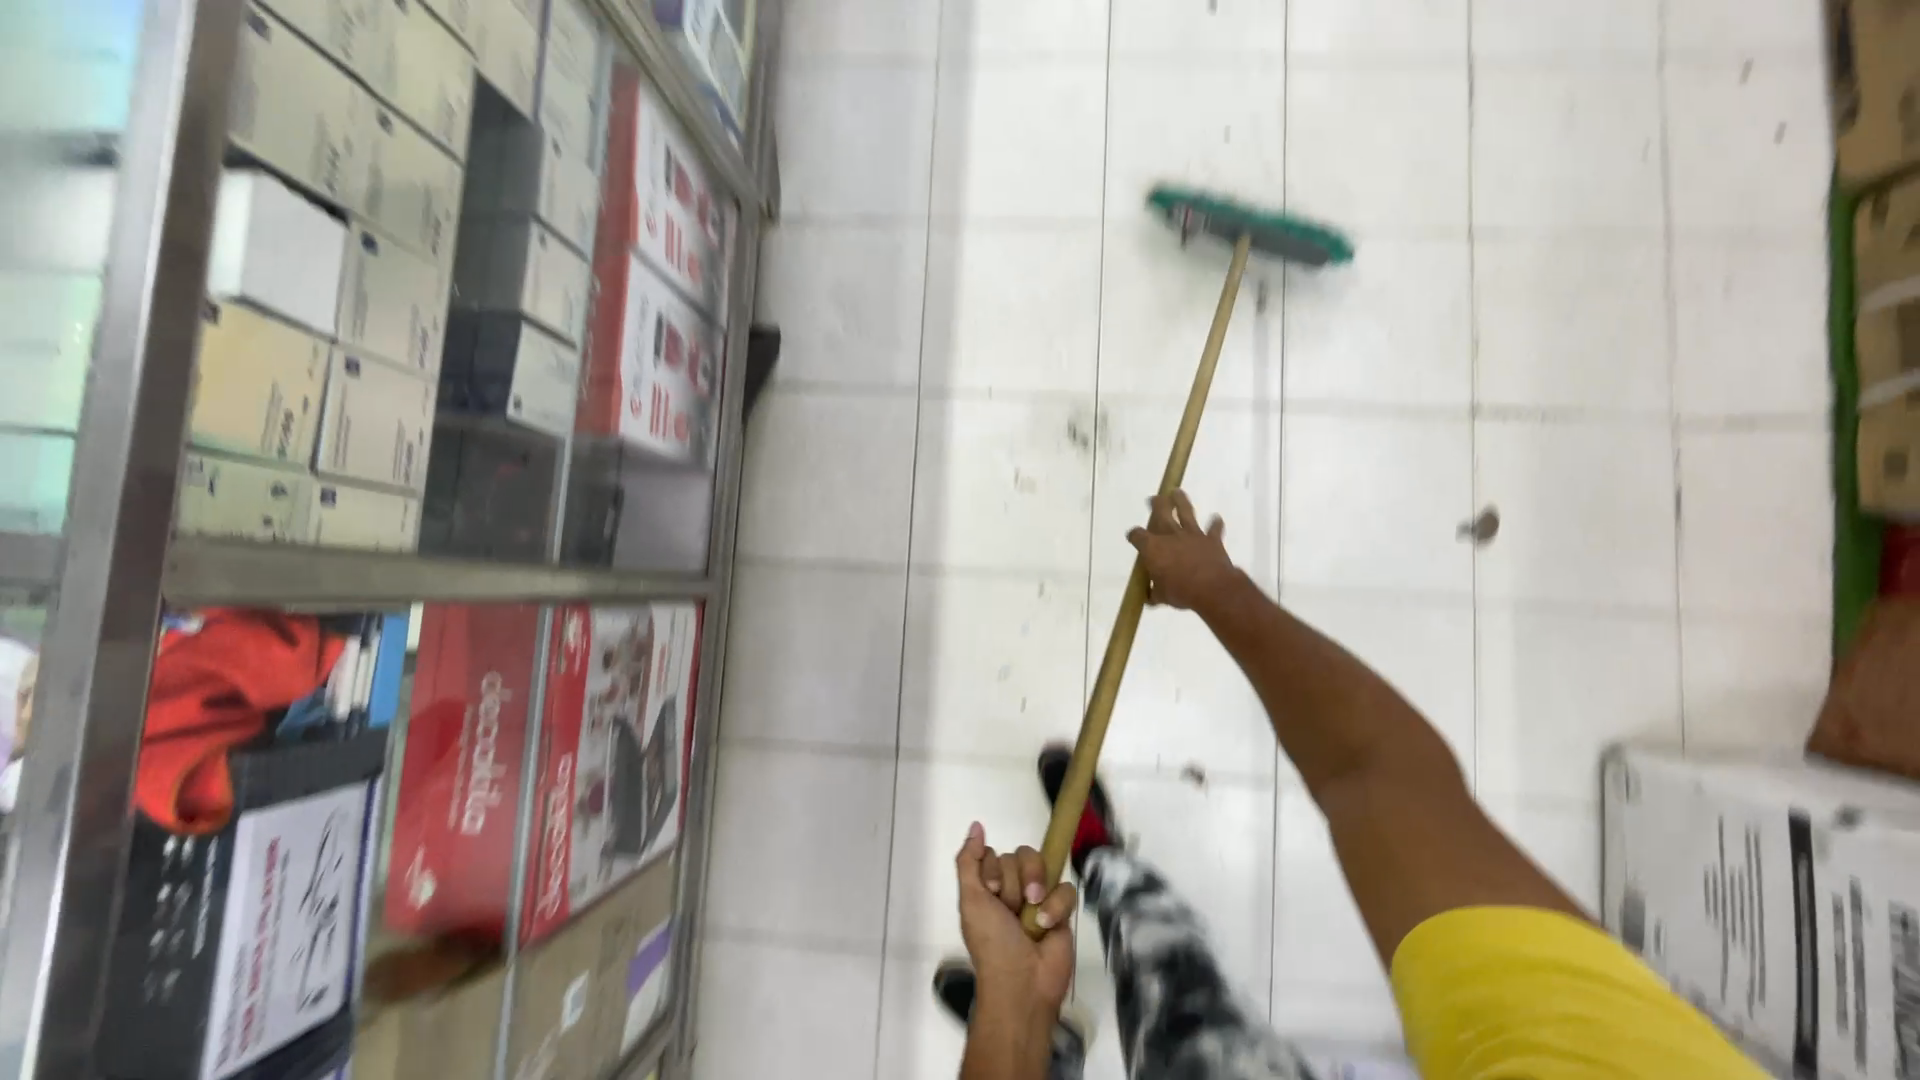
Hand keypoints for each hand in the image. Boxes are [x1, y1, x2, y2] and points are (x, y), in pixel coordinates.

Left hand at [955, 823, 1077, 1014]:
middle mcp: (1013, 888)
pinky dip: (1056, 906)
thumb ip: (969, 861)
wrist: (1022, 982)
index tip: (992, 894)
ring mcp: (1039, 897)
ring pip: (1044, 866)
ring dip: (1037, 888)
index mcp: (989, 887)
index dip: (995, 871)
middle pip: (1021, 855)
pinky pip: (1066, 888)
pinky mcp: (1063, 910)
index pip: (996, 854)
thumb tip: (976, 826)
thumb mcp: (971, 900)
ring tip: (1033, 914)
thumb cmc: (991, 942)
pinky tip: (1047, 926)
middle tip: (1012, 907)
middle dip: (1015, 882)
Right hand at [1127, 490, 1240, 609]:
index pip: (1137, 535)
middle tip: (1154, 498)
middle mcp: (1170, 535)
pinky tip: (1217, 518)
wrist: (1212, 589)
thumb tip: (1150, 598)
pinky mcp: (1211, 540)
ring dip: (1181, 501)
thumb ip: (1155, 594)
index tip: (1133, 537)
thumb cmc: (1180, 592)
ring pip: (1186, 511)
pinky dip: (1216, 524)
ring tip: (1177, 492)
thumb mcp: (1161, 597)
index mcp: (1152, 548)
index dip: (1134, 535)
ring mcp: (1192, 535)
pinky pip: (1214, 529)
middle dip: (1156, 504)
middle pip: (1160, 512)